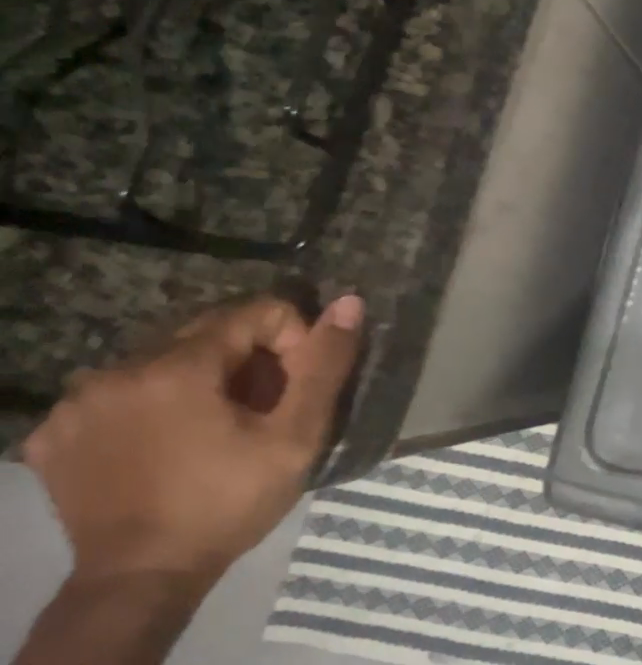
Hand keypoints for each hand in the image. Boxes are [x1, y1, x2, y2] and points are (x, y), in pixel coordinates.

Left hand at [23, 294, 363, 586]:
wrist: (141, 578)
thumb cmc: (229, 501)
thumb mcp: (297, 434)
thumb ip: (324, 364)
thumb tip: (348, 302)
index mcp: (176, 367)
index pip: (255, 312)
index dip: (290, 341)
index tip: (291, 390)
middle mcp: (116, 371)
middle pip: (206, 333)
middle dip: (246, 359)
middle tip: (260, 410)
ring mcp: (76, 404)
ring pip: (162, 360)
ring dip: (199, 377)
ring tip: (214, 426)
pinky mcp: (53, 434)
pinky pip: (118, 392)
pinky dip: (149, 403)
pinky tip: (162, 441)